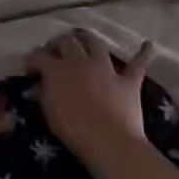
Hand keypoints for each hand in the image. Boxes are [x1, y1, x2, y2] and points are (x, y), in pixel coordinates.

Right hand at [27, 29, 156, 172]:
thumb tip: (34, 89)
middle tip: (54, 50)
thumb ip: (43, 96)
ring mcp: (106, 69)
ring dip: (88, 39)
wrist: (109, 141)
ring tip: (82, 38)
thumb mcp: (50, 113)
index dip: (33, 60)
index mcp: (57, 70)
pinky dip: (142, 53)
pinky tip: (147, 45)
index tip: (31, 69)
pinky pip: (138, 63)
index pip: (39, 56)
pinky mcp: (128, 80)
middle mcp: (80, 62)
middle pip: (67, 42)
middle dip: (57, 44)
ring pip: (96, 44)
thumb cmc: (73, 129)